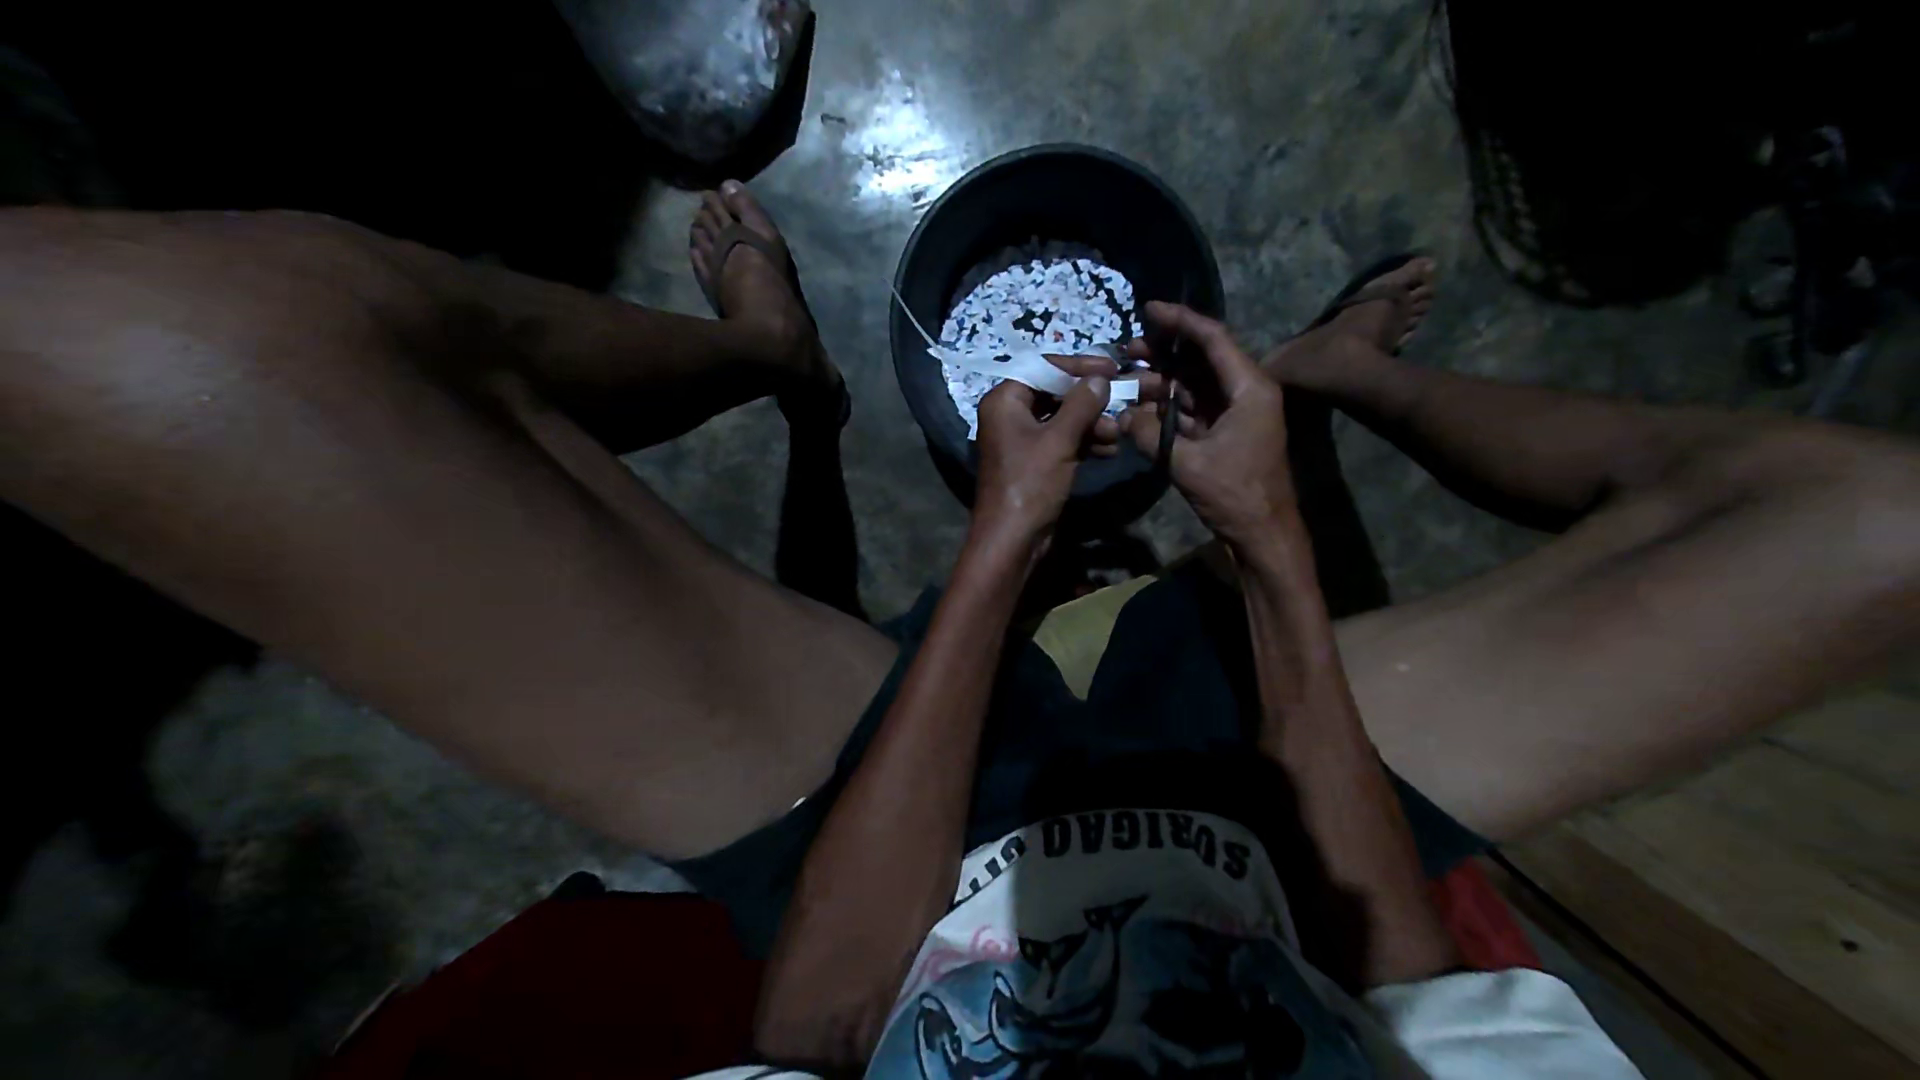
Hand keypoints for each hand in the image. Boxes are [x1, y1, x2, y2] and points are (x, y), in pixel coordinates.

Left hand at [972, 355, 1118, 556]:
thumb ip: (1081, 404)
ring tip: (1116, 433)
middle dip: (1088, 400)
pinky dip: (1083, 441)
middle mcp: (1009, 414)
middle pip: (1054, 392)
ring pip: (1061, 418)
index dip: (1079, 365)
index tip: (1112, 367)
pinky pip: (1060, 439)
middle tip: (1120, 401)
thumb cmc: (1031, 483)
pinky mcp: (1033, 460)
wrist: (1013, 538)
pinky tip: (1108, 449)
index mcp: (1004, 400)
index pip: (1043, 367)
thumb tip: (1100, 379)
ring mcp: (1021, 439)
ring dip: (1090, 423)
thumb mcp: (1059, 440)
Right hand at [1121, 303, 1300, 550]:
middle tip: (1128, 350)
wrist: (1263, 535)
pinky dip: (1168, 409)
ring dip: (1162, 383)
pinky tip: (1141, 410)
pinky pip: (1192, 411)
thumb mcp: (1187, 463)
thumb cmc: (1235, 495)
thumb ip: (1150, 435)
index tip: (1149, 309)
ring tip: (1128, 380)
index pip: (1213, 340)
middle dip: (1164, 354)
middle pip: (1201, 360)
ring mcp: (1235, 415)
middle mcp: (1245, 393)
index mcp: (1249, 389)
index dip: (1180, 321)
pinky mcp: (1224, 435)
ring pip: (1194, 387)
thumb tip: (1122, 417)